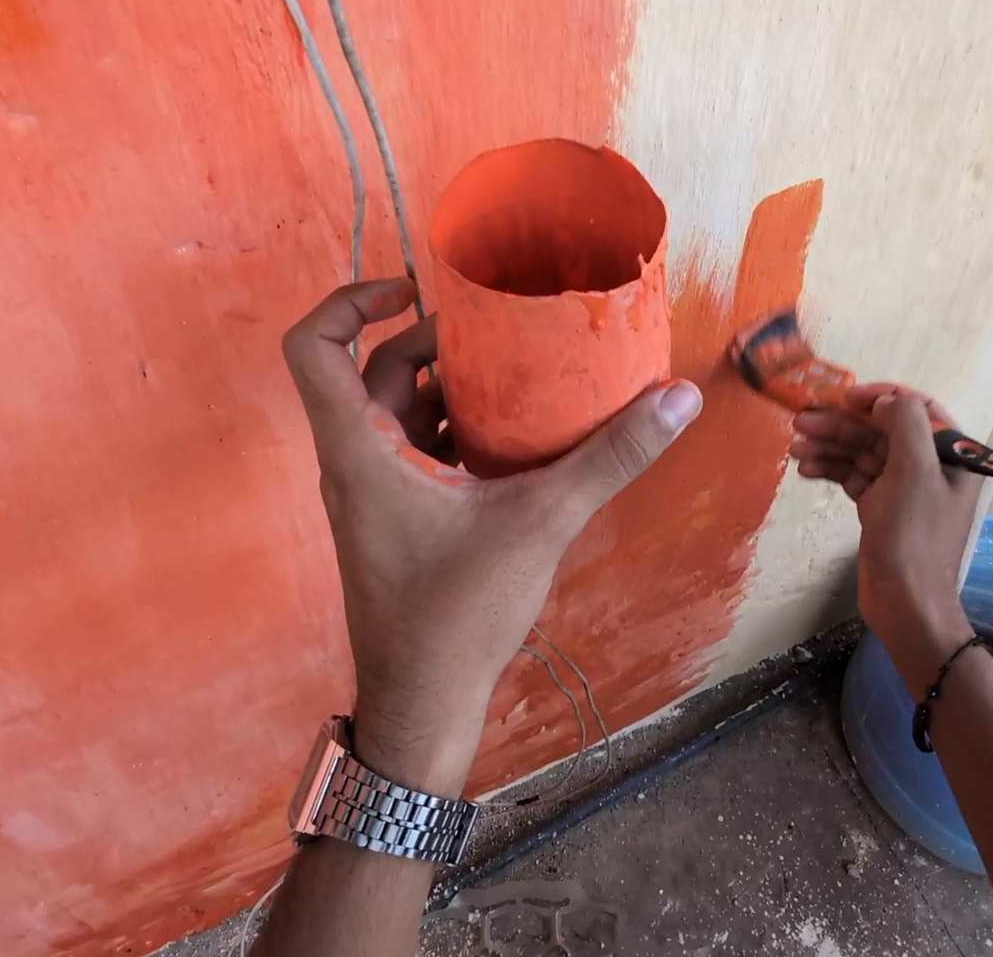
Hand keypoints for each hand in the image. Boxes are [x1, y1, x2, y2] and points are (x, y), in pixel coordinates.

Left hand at [284, 279, 702, 794]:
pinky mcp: (394, 518)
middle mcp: (354, 462)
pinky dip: (451, 428)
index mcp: (361, 450)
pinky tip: (507, 438)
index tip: (411, 290)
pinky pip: (412, 449)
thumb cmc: (460, 613)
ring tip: (511, 374)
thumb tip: (679, 399)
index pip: (313, 347)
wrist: (423, 703)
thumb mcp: (542, 522)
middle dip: (430, 342)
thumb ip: (611, 459)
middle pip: (371, 371)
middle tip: (496, 333)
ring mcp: (371, 493)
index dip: (349, 300)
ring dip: (445, 386)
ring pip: (395, 412)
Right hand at [789, 385, 983, 688]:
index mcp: (952, 454)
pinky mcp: (881, 506)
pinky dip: (831, 469)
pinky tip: (806, 469)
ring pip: (863, 452)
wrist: (905, 602)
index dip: (878, 398)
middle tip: (801, 421)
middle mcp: (930, 466)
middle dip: (841, 424)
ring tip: (794, 447)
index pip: (915, 409)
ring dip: (829, 446)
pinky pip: (854, 476)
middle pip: (880, 430)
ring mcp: (904, 487)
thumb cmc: (913, 537)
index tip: (842, 398)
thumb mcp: (914, 473)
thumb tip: (886, 400)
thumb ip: (904, 424)